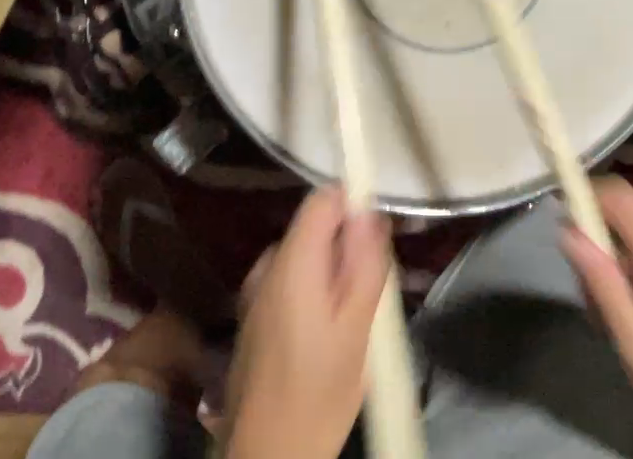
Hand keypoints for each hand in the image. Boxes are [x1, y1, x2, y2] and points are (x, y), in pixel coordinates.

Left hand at [224, 186, 390, 458]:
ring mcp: (255, 291)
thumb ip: (365, 263)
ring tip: (354, 320)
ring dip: (332, 273)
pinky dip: (314, 293)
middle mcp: (267, 266)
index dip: (354, 203)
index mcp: (291, 262)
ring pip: (305, 258)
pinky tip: (327, 335)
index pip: (322, 199)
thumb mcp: (357, 328)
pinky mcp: (253, 316)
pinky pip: (291, 283)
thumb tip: (370, 211)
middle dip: (347, 247)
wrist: (266, 452)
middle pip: (314, 229)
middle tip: (372, 291)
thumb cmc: (318, 391)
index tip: (379, 233)